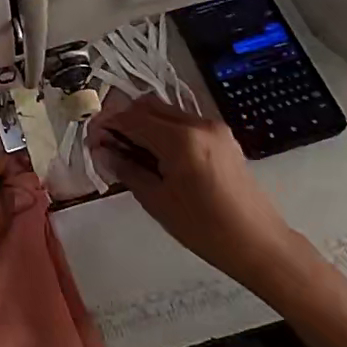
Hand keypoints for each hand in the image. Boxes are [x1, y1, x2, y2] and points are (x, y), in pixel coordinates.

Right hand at [87, 97, 318, 290]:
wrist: (256, 241)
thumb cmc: (203, 228)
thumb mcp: (157, 201)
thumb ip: (128, 170)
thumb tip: (103, 153)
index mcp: (181, 139)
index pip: (132, 118)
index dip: (106, 126)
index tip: (91, 141)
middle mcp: (198, 123)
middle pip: (149, 106)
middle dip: (123, 120)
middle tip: (107, 146)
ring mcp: (214, 128)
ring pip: (167, 112)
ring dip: (143, 124)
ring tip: (129, 153)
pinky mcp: (223, 137)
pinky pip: (184, 123)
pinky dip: (164, 131)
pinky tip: (155, 156)